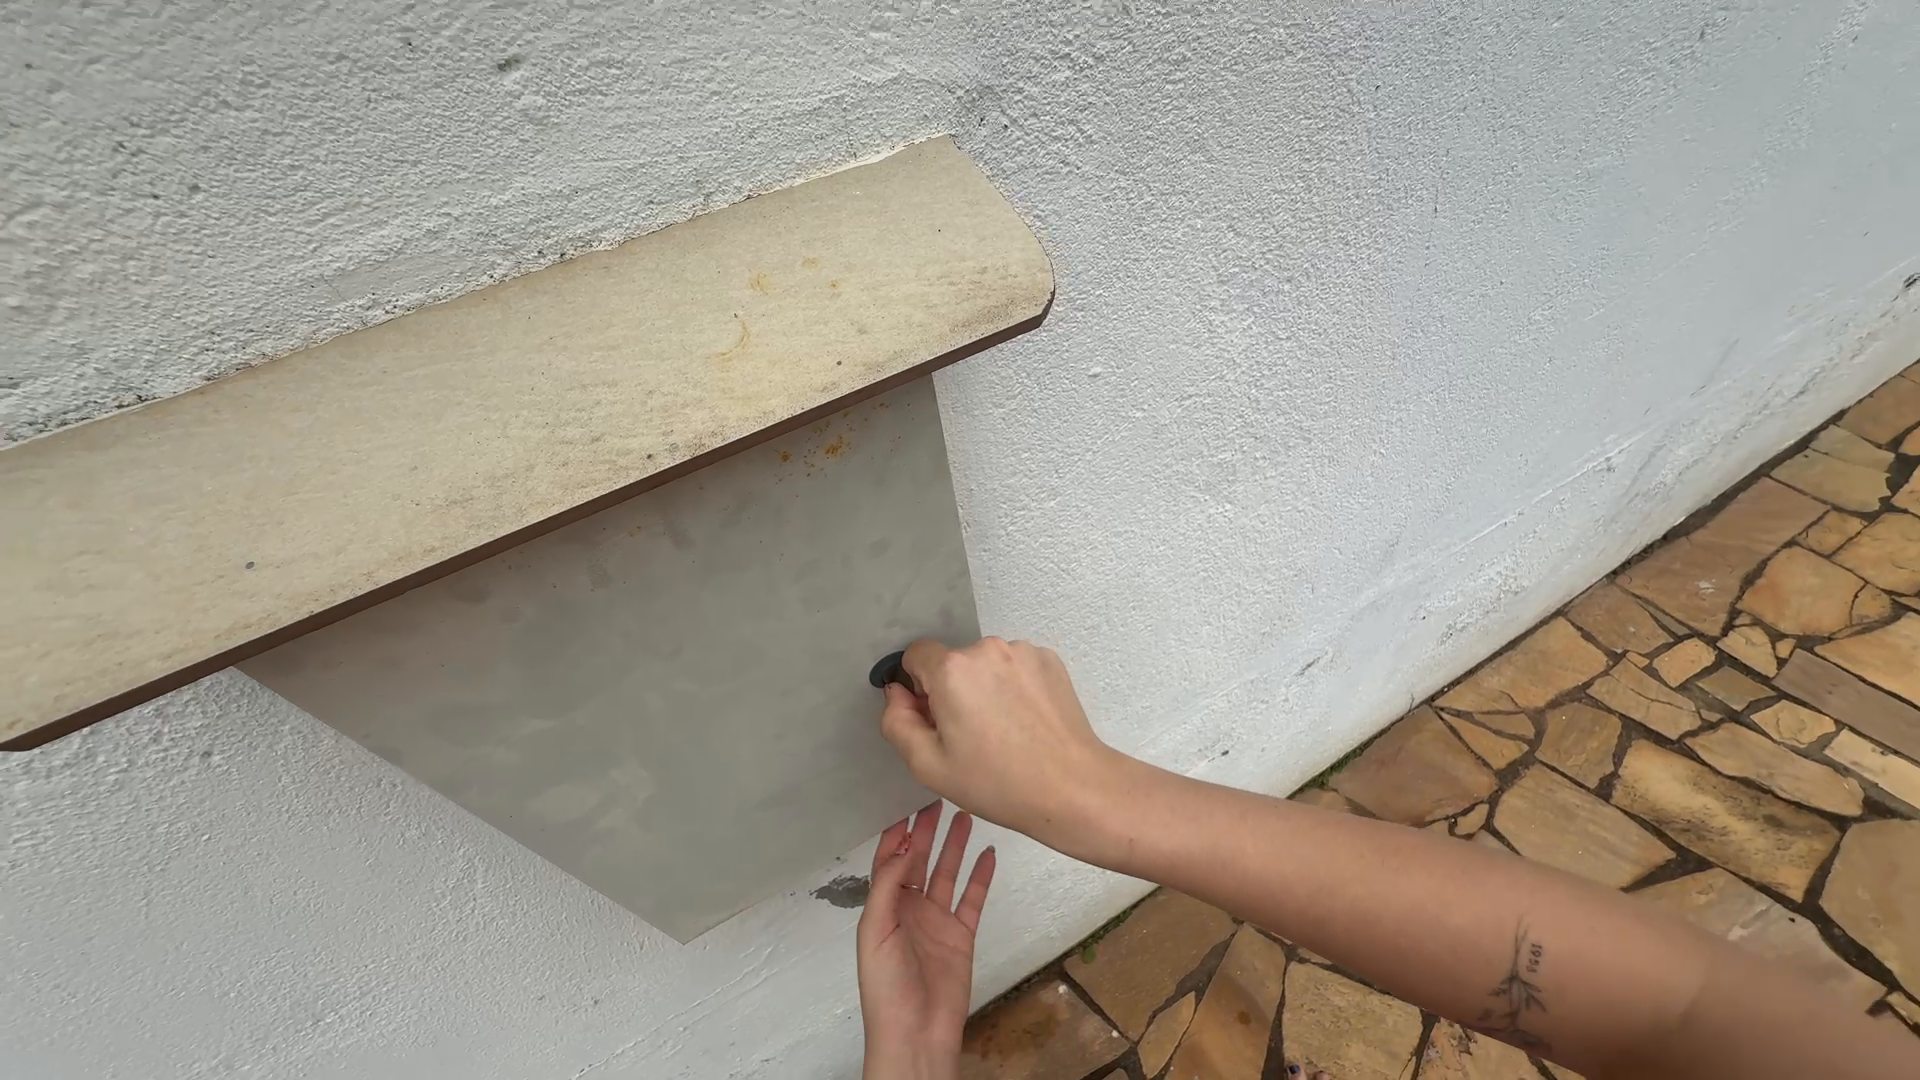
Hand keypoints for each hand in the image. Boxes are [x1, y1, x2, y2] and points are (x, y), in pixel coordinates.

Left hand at [858, 800, 995, 1079]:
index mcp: (885, 906)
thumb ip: (888, 886)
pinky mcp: (962, 935)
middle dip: (927, 830)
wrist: (915, 1035)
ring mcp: (938, 920)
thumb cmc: (886, 986)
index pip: (889, 860)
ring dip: (954, 845)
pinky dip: (982, 876)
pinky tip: (989, 853)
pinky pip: (973, 899)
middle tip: (939, 800)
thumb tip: (903, 846)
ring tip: (965, 815)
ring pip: (947, 872)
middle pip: (919, 859)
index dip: (897, 833)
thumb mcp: (875, 931)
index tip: (907, 804)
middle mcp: (910, 907)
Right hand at [879, 638, 1122, 844]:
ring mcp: (1022, 651)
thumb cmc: (998, 782)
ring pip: (986, 664)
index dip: (918, 687)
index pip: (917, 654)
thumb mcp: (929, 765)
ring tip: (1004, 731)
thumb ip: (897, 722)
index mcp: (952, 670)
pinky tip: (1025, 722)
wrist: (1072, 787)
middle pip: (953, 661)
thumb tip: (897, 693)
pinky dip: (1014, 687)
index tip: (936, 718)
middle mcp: (987, 649)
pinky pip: (1016, 667)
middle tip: (971, 735)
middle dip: (954, 689)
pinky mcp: (1049, 660)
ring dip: (985, 687)